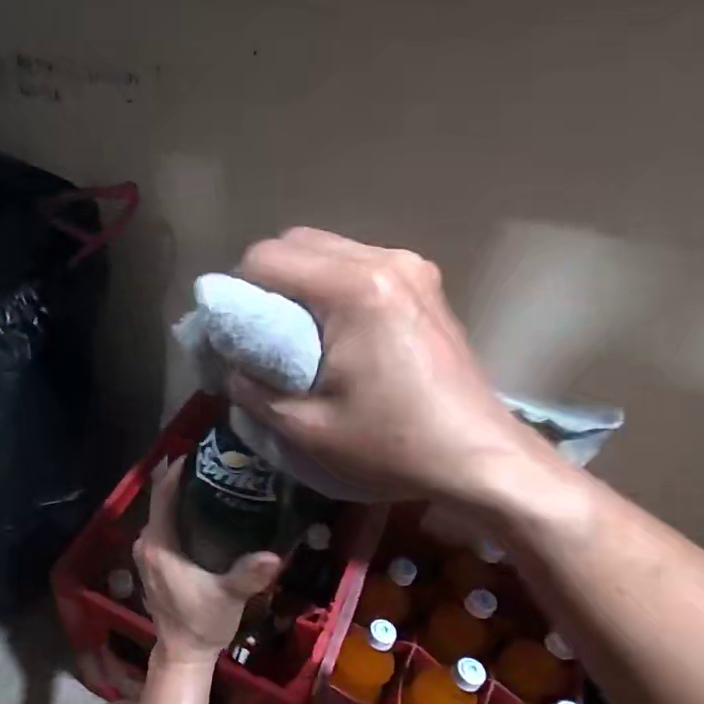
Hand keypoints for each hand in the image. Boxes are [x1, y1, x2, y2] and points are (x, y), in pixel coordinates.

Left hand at [133, 458, 282, 664]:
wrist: (183, 651)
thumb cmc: (201, 622)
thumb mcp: (228, 597)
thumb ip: (247, 575)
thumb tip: (274, 555)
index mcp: (158, 545)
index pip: (162, 497)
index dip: (175, 473)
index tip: (197, 452)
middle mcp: (146, 544)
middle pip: (160, 501)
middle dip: (181, 481)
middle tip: (212, 463)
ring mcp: (146, 553)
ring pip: (161, 513)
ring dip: (179, 497)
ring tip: (210, 480)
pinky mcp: (152, 561)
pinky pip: (162, 527)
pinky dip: (177, 514)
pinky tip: (200, 509)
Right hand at [226, 228, 549, 508]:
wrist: (477, 459)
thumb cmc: (389, 446)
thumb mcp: (302, 427)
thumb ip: (250, 386)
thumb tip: (226, 361)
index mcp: (354, 290)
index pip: (265, 258)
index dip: (235, 293)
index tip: (232, 336)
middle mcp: (385, 261)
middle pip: (296, 243)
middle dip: (263, 284)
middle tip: (257, 336)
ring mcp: (411, 269)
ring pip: (326, 251)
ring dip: (296, 285)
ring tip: (291, 337)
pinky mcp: (423, 285)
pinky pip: (355, 266)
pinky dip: (327, 289)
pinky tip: (330, 334)